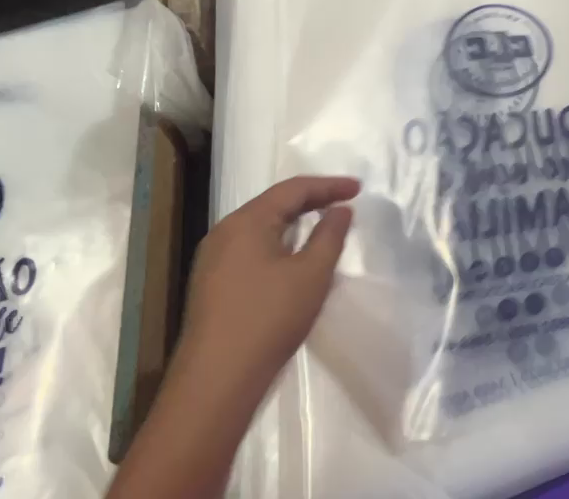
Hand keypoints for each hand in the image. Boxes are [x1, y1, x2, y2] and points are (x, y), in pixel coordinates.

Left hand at [178, 175, 360, 378]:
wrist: (216, 382)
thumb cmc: (269, 319)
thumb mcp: (312, 274)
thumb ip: (330, 235)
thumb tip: (339, 209)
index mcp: (246, 222)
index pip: (293, 189)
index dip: (328, 185)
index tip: (358, 189)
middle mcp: (224, 233)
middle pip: (273, 204)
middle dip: (310, 200)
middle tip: (343, 203)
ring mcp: (212, 260)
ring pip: (260, 228)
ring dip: (293, 223)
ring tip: (322, 227)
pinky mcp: (210, 285)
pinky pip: (250, 249)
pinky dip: (277, 243)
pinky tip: (292, 259)